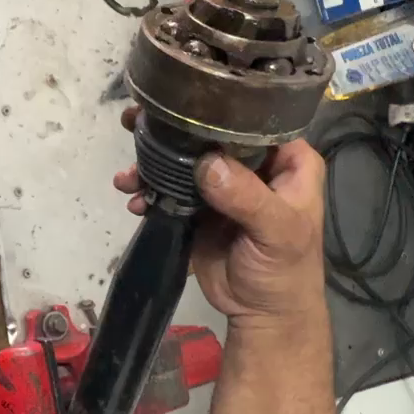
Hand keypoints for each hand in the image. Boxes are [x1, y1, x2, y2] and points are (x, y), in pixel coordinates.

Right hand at [112, 106, 326, 325]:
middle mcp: (253, 165)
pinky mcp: (196, 207)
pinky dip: (147, 192)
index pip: (254, 119)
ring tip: (127, 176)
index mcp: (286, 160)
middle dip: (170, 131)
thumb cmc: (286, 270)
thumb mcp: (277, 232)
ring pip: (182, 162)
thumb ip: (246, 197)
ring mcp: (220, 186)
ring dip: (151, 165)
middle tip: (135, 121)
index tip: (180, 99)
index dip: (219, 107)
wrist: (261, 314)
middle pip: (208, 135)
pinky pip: (167, 190)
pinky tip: (134, 199)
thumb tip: (207, 165)